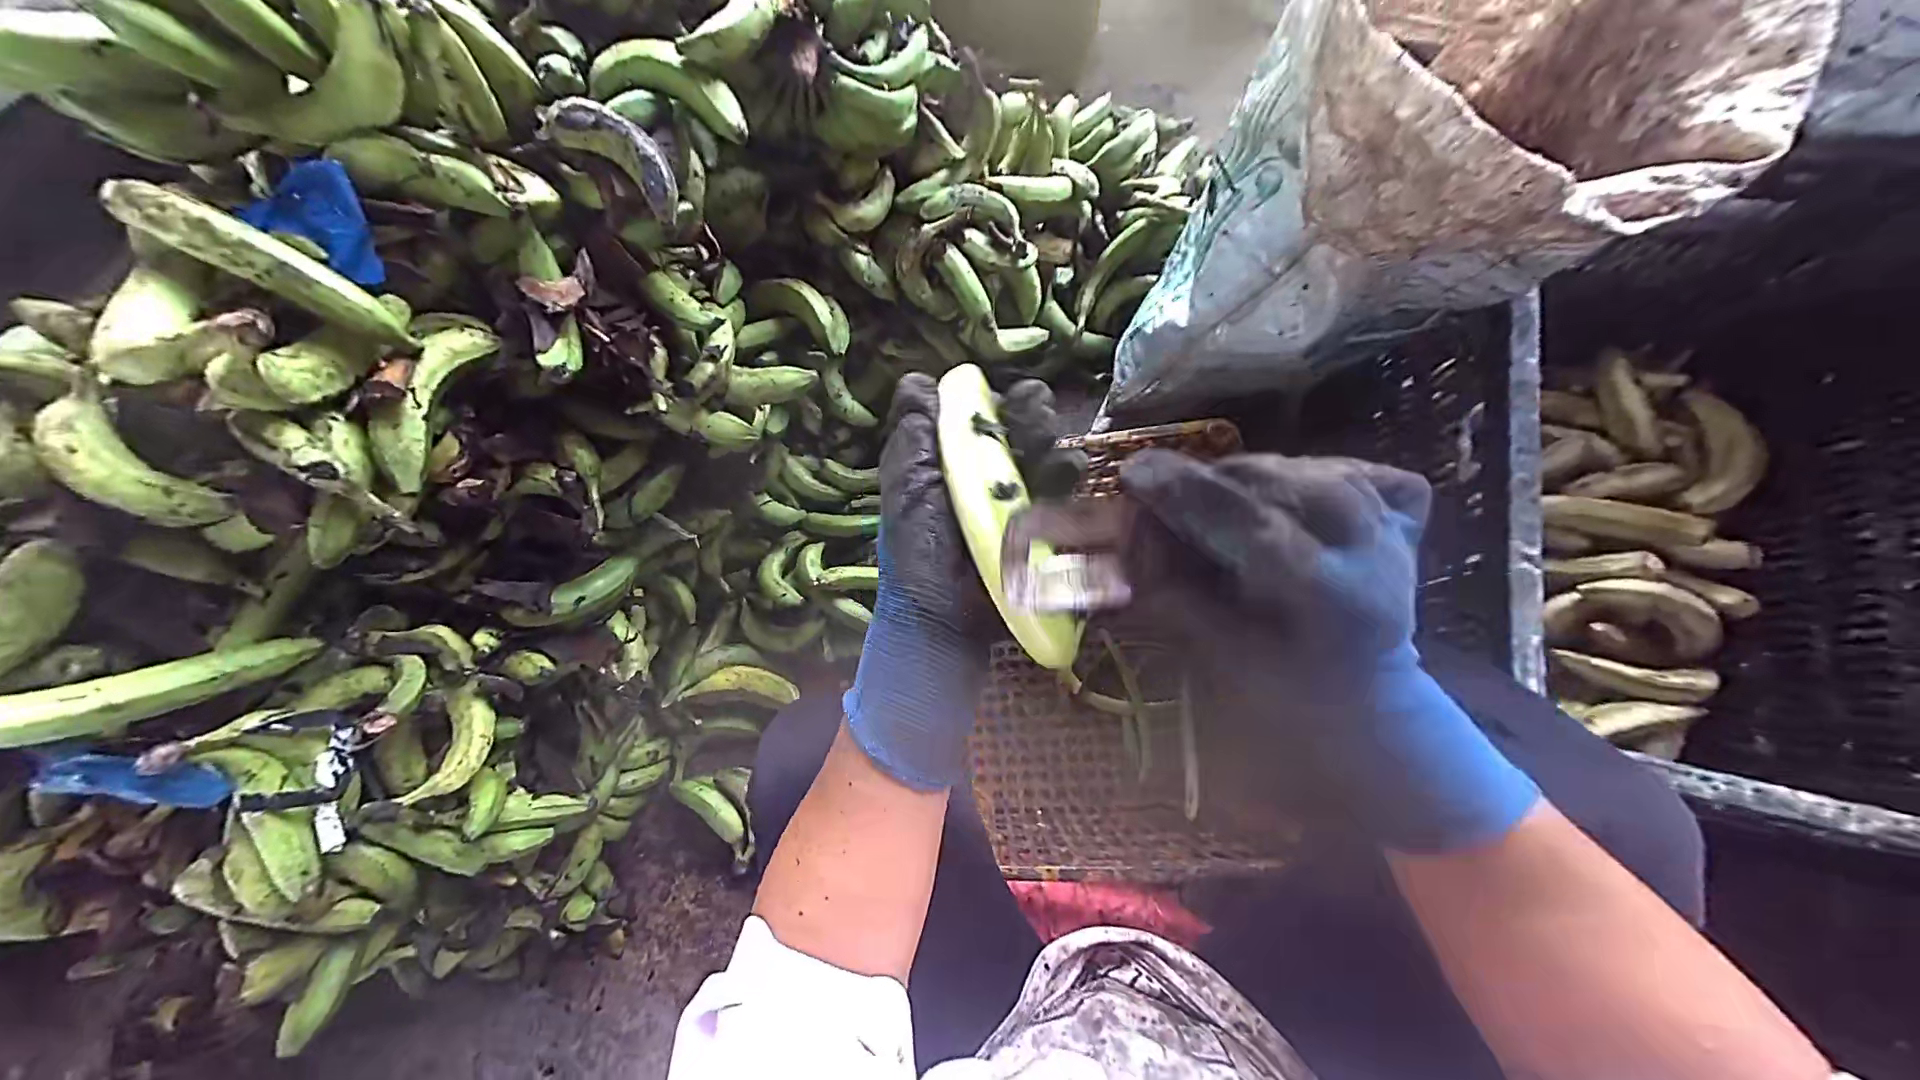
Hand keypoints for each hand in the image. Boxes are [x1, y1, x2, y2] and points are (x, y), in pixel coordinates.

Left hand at [843, 374, 1078, 790]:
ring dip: (1053, 446)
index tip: (999, 402)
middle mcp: (997, 472)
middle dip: (1034, 415)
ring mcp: (1026, 501)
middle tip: (1030, 418)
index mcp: (960, 457)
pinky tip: (1062, 479)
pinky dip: (1067, 482)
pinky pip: (1069, 497)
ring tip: (1046, 456)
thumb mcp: (907, 483)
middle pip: (1030, 426)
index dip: (1000, 400)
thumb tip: (918, 379)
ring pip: (1054, 455)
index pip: (989, 412)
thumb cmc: (917, 547)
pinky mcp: (1050, 530)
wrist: (943, 613)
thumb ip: (915, 432)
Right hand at [1120, 450, 1538, 851]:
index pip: (1256, 528)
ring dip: (1233, 480)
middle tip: (1148, 504)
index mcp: (1335, 602)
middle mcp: (1374, 550)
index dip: (1190, 496)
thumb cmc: (1285, 691)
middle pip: (1270, 486)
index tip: (1132, 474)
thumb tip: (1129, 534)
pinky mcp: (1400, 501)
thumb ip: (1175, 593)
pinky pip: (1329, 464)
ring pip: (1292, 467)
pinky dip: (1285, 475)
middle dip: (1196, 486)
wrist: (1365, 692)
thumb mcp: (1221, 655)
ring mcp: (1392, 521)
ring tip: (1201, 509)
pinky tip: (1268, 504)